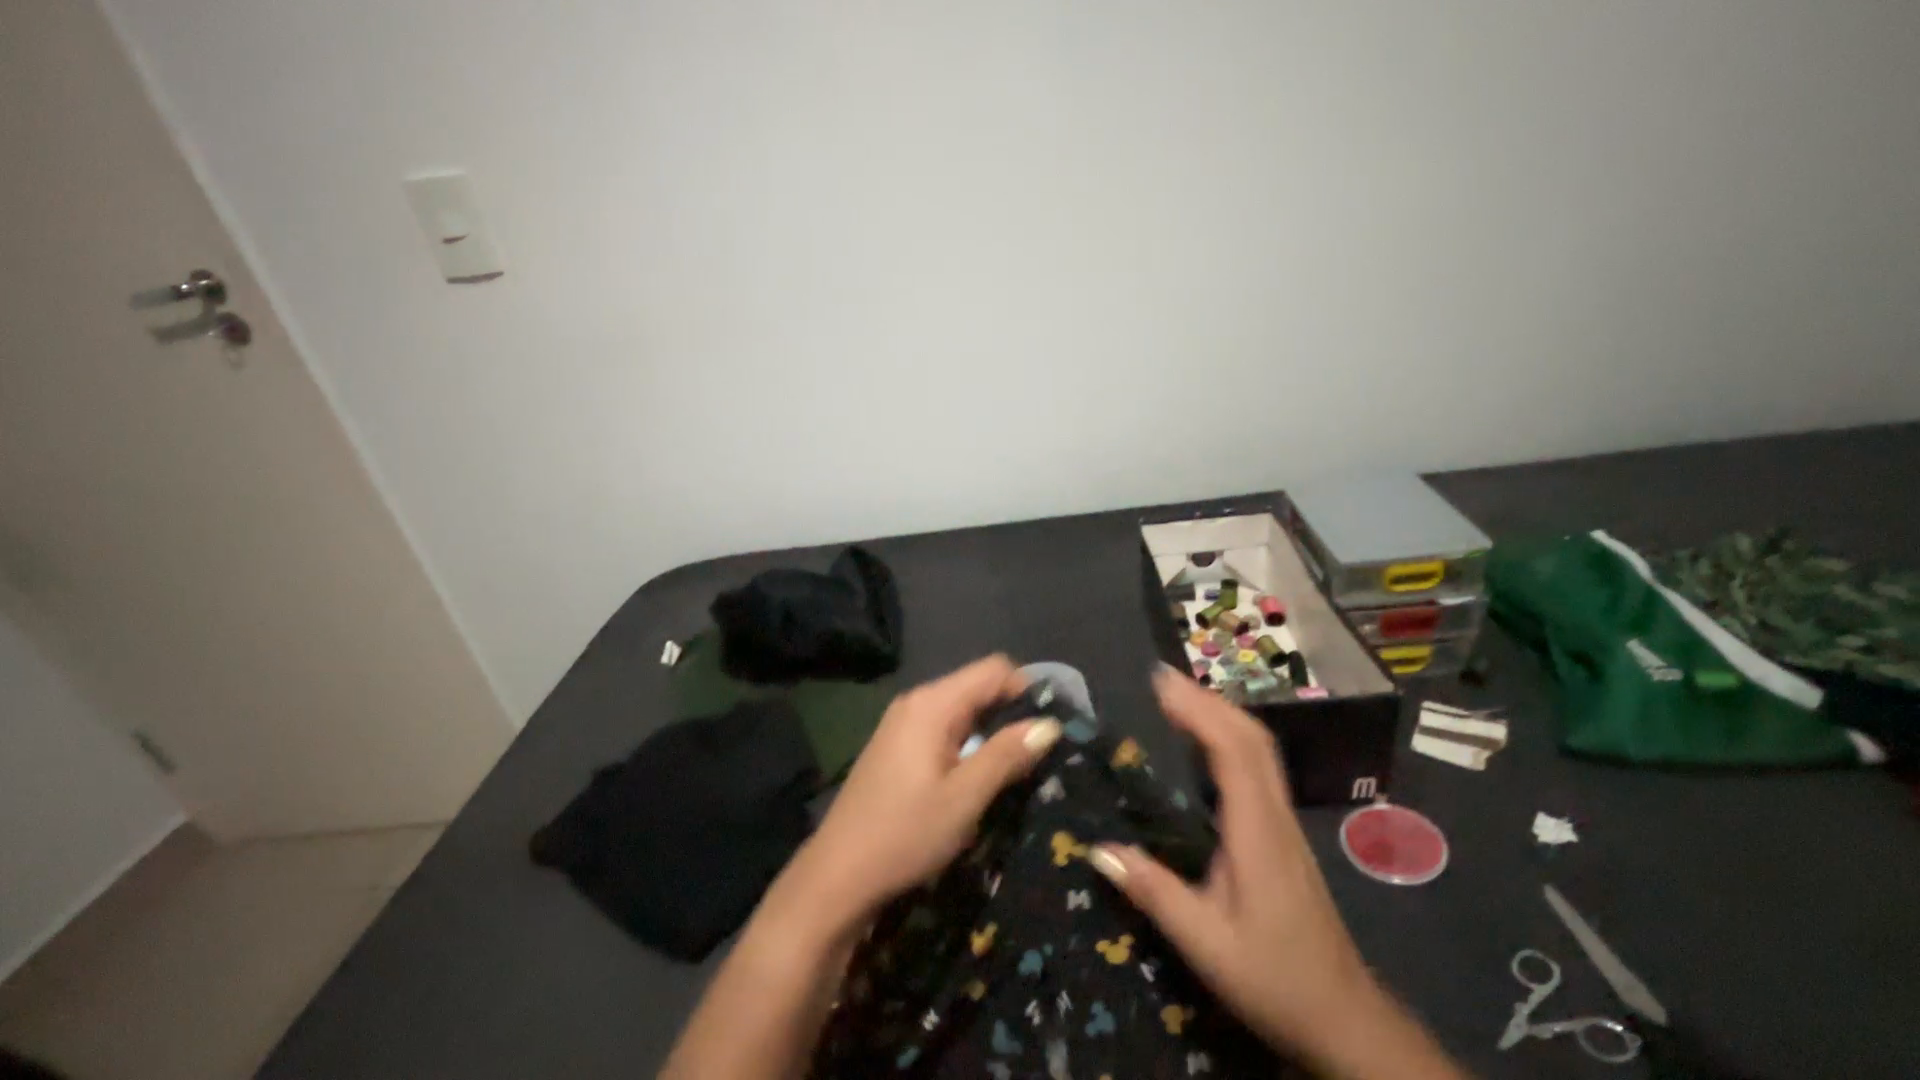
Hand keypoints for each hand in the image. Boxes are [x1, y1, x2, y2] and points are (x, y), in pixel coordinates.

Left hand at [777, 655, 1061, 935]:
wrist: (838, 875)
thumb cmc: (905, 833)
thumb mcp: (965, 798)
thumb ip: (1006, 755)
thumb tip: (1049, 723)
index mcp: (932, 705)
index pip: (993, 669)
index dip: (1028, 689)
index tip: (1055, 724)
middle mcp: (915, 704)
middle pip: (977, 688)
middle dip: (1012, 713)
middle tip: (1045, 751)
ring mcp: (901, 726)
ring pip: (962, 713)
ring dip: (992, 733)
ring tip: (1021, 767)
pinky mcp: (896, 750)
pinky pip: (944, 732)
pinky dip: (968, 746)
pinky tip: (981, 779)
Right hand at [1088, 666, 1381, 1056]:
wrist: (1344, 1017)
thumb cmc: (1275, 980)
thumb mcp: (1205, 944)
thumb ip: (1154, 892)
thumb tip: (1098, 847)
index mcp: (1257, 834)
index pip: (1234, 751)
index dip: (1199, 710)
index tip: (1159, 682)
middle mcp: (1276, 819)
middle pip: (1253, 739)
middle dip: (1208, 701)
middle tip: (1161, 680)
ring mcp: (1285, 828)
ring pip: (1259, 753)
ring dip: (1221, 717)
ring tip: (1177, 702)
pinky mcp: (1283, 840)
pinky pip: (1258, 772)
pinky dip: (1229, 743)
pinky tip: (1204, 752)